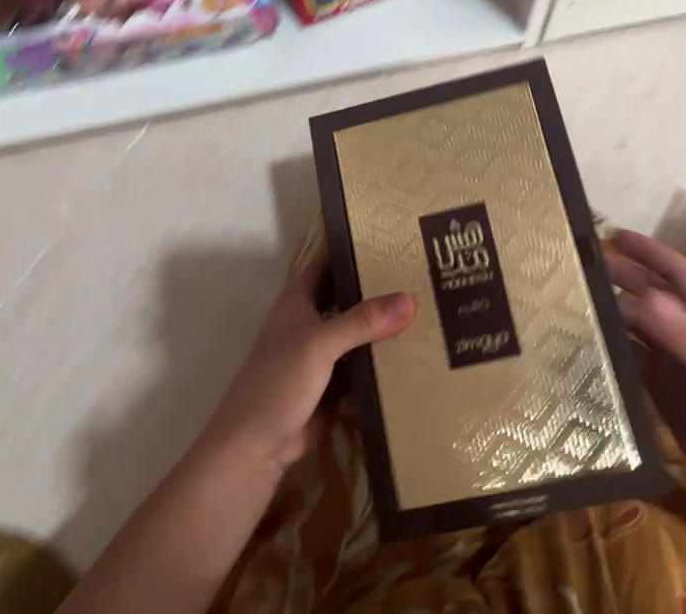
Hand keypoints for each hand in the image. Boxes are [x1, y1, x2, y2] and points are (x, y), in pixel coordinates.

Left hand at [198, 251, 416, 474]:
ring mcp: (320, 357)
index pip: (327, 263)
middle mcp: (309, 323)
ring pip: (358, 336)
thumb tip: (409, 299)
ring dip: (383, 331)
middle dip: (378, 292)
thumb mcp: (321, 344)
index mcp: (297, 302)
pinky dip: (381, 366)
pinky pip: (362, 370)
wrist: (256, 446)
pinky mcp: (332, 388)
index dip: (352, 249)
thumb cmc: (278, 382)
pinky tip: (415, 358)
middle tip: (421, 278)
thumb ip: (363, 321)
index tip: (390, 238)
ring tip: (429, 313)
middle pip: (348, 299)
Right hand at [607, 230, 685, 506]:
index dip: (650, 252)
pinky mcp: (666, 395)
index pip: (680, 275)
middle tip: (580, 268)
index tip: (614, 235)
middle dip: (623, 278)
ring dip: (613, 313)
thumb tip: (646, 296)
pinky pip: (634, 364)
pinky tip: (588, 346)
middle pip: (655, 297)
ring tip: (575, 301)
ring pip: (640, 329)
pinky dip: (613, 351)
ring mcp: (679, 367)